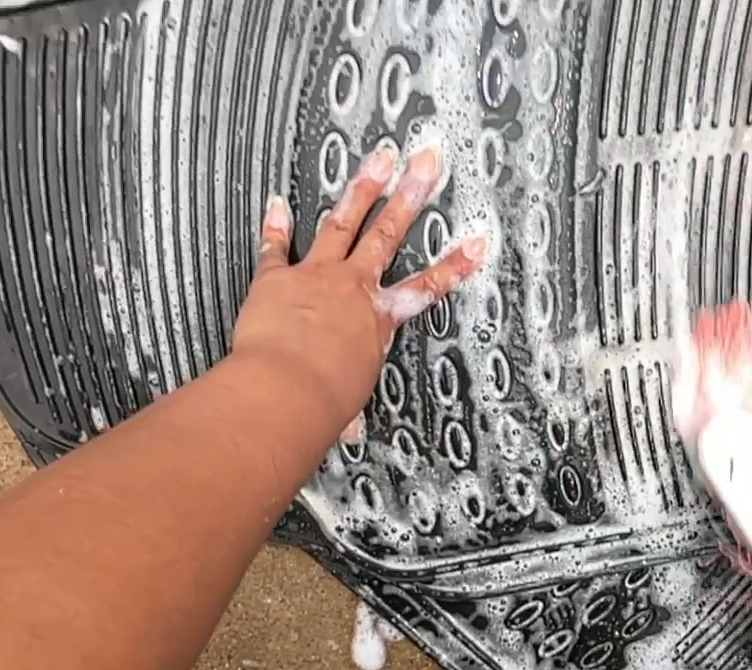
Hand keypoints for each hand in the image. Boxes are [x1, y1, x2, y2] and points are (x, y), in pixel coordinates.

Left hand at [227, 145, 486, 434]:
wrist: (287, 389)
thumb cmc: (323, 402)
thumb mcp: (349, 404)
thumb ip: (349, 408)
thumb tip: (348, 430)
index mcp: (378, 320)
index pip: (426, 287)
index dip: (455, 264)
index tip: (476, 241)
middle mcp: (353, 290)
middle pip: (388, 235)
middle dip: (410, 195)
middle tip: (425, 163)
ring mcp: (316, 278)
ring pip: (342, 224)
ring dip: (361, 189)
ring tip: (378, 159)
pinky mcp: (277, 279)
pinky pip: (276, 247)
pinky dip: (275, 225)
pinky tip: (278, 201)